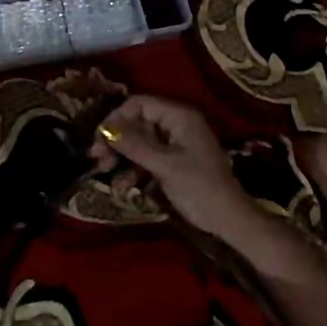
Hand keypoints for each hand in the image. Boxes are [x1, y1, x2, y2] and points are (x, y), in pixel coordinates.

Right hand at [89, 95, 258, 240]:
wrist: (230, 222)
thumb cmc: (200, 188)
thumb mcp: (164, 165)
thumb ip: (134, 145)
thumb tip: (106, 129)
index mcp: (179, 116)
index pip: (140, 104)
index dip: (117, 118)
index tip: (100, 137)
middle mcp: (176, 125)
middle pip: (137, 123)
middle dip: (116, 140)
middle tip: (96, 157)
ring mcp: (176, 144)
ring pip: (140, 143)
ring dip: (122, 157)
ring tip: (106, 173)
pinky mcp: (174, 163)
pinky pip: (148, 159)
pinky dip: (134, 170)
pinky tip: (124, 187)